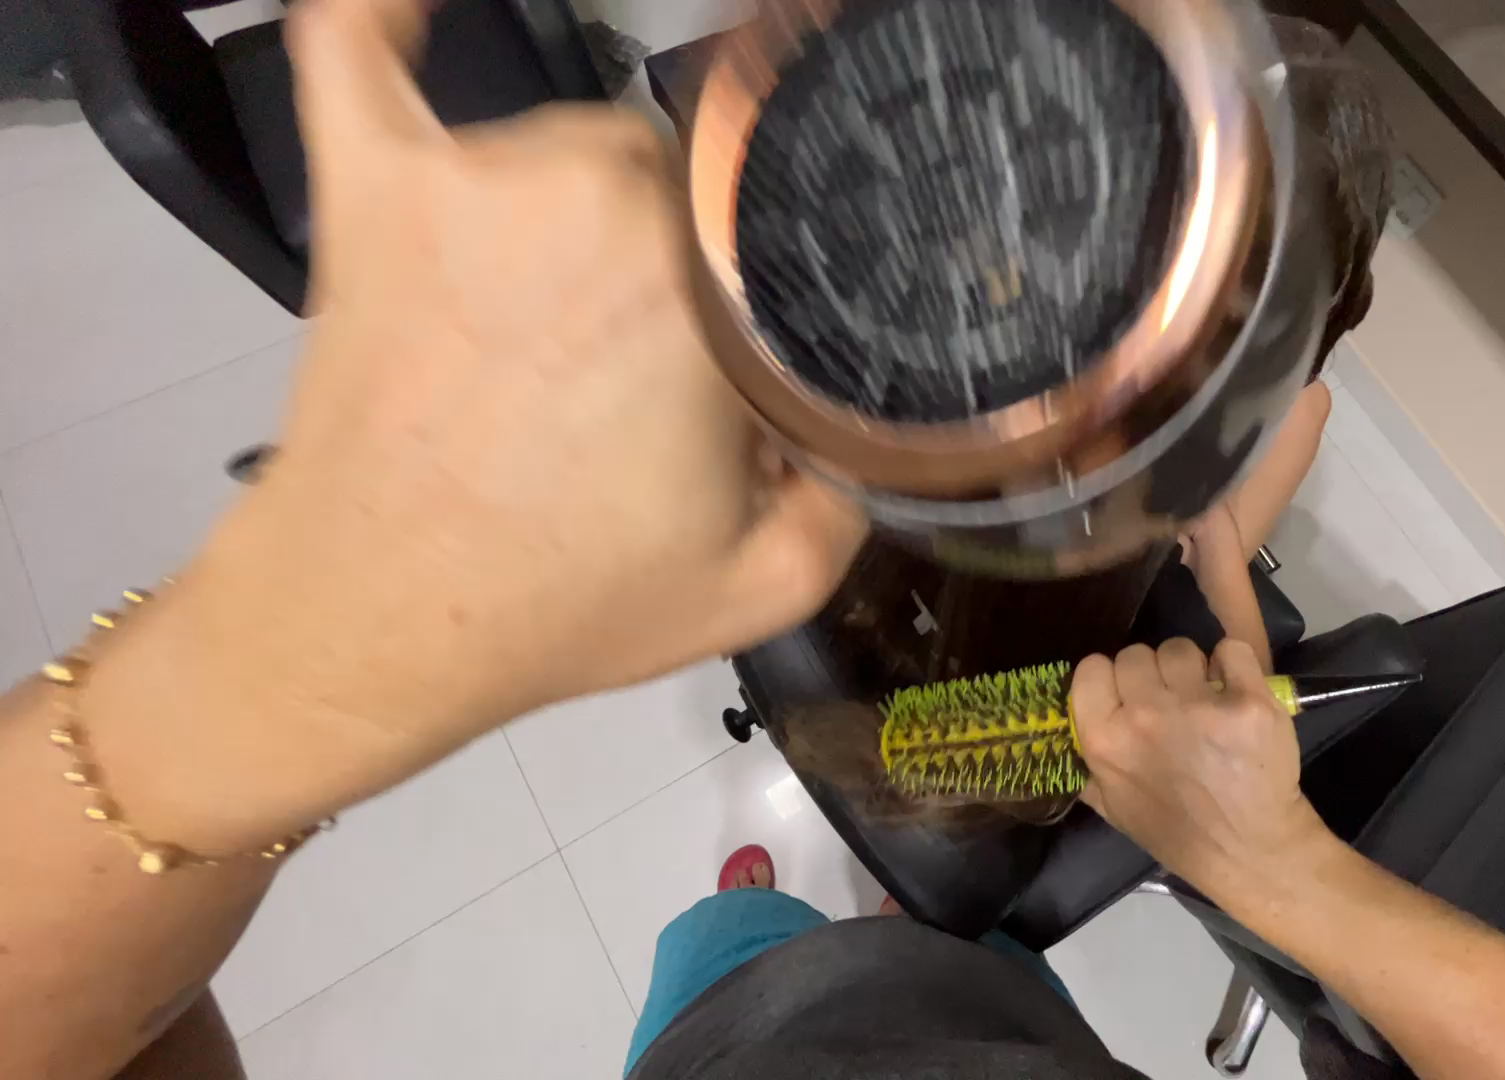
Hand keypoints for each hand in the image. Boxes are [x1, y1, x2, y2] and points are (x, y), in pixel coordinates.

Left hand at [82, 0, 864, 848]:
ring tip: (596, 317)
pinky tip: (426, 9)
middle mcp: (595, 207)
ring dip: (614, 208)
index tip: (775, 352)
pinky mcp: (372, 190)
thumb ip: (857, 497)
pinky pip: (365, 45)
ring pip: (588, 139)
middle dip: (710, 262)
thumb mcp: (771, 585)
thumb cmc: (571, 605)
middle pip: (698, 178)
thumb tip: (865, 424)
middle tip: (687, 360)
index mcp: (702, 300)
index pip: (786, 229)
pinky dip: (396, 15)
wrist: (382, 624)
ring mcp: (471, 185)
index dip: (790, 293)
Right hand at [1073, 639, 1333, 899]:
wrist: (1251, 852)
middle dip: (1151, 674)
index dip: (1109, 678)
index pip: (1091, 667)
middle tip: (1169, 703)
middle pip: (1136, 654)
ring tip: (1204, 699)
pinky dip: (1236, 665)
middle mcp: (1145, 717)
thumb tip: (1059, 727)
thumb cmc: (1175, 831)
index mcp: (1106, 739)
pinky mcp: (1248, 703)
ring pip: (1181, 648)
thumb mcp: (1110, 805)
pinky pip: (1232, 651)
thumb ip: (1084, 761)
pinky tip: (1236, 691)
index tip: (1126, 695)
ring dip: (1191, 668)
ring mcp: (1199, 707)